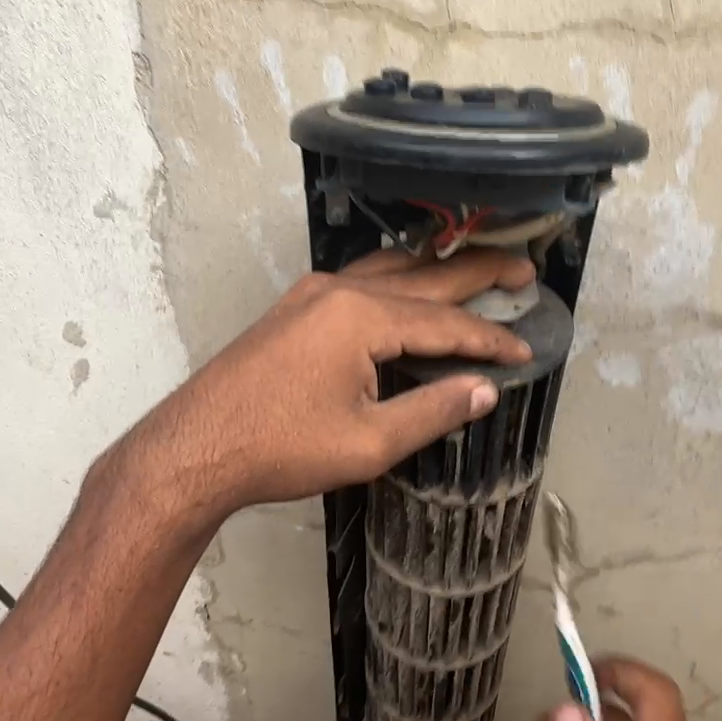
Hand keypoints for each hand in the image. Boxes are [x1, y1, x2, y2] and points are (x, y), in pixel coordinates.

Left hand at [114, 247, 535, 518]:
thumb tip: (484, 391)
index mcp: (361, 317)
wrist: (196, 446)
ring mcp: (312, 294)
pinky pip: (361, 280)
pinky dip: (399, 280)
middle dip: (478, 275)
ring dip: (437, 271)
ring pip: (390, 270)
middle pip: (424, 277)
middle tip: (523, 272)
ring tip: (477, 271)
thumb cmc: (281, 449)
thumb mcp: (369, 442)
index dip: (490, 338)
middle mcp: (339, 290)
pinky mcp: (295, 307)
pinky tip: (410, 288)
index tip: (526, 349)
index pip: (446, 323)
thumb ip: (433, 411)